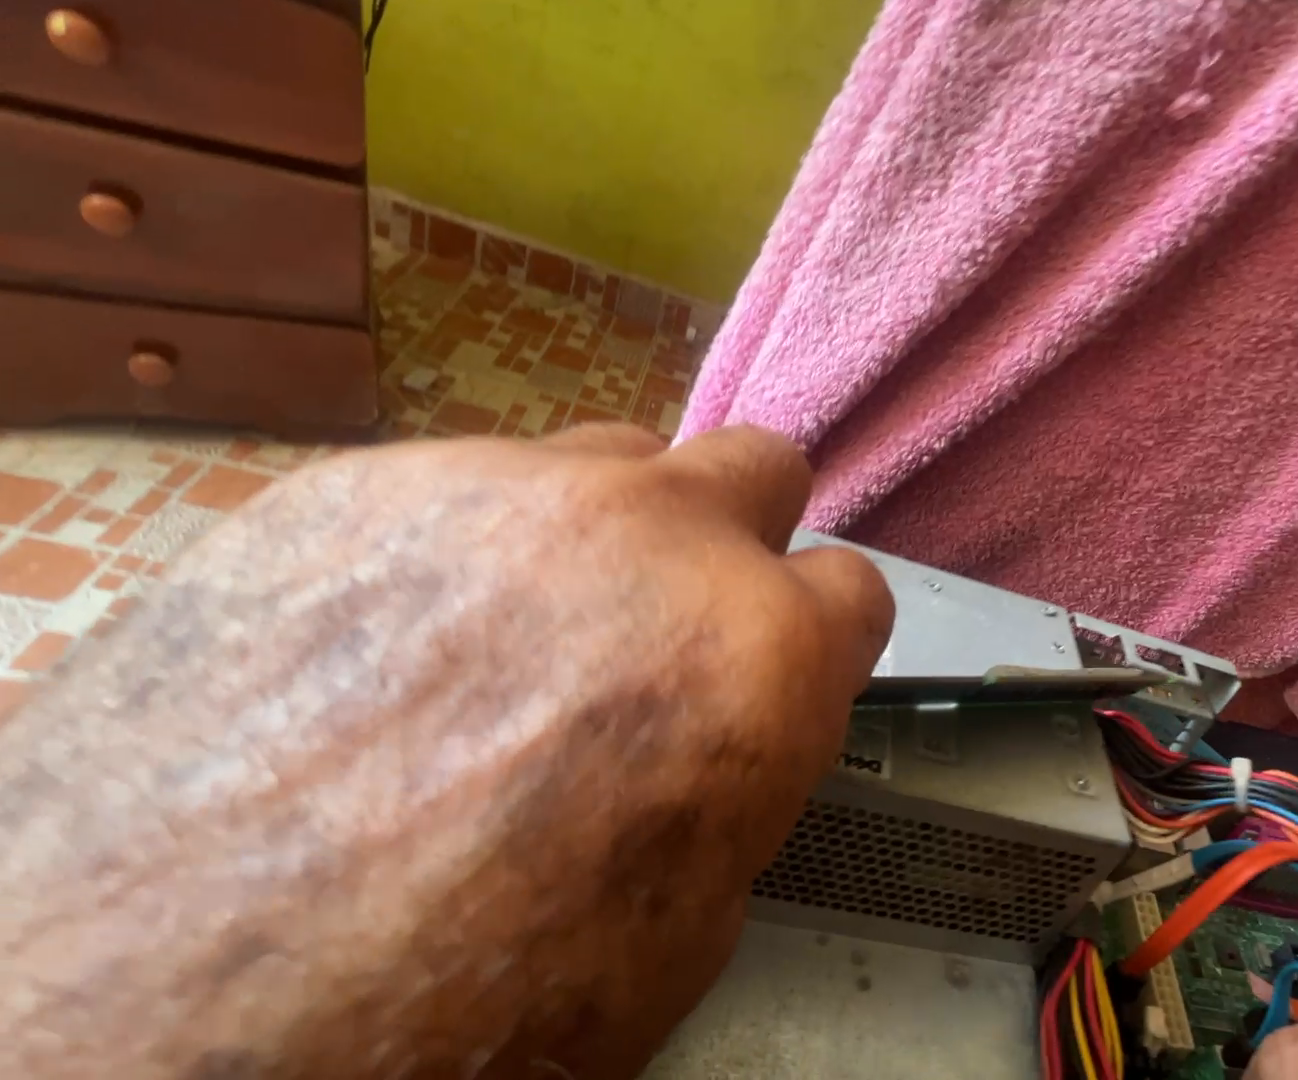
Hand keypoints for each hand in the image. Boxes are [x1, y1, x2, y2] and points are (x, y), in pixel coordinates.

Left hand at [0, 424, 893, 1079]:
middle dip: (744, 536)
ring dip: (612, 533)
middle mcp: (654, 538)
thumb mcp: (689, 918)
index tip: (786, 672)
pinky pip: (473, 486)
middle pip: (763, 462)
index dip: (825, 640)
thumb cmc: (468, 1010)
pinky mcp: (361, 480)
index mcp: (758, 654)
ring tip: (527, 631)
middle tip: (678, 617)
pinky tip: (396, 646)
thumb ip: (741, 768)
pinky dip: (475, 548)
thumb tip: (730, 714)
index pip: (857, 588)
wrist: (124, 1031)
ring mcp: (505, 490)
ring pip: (620, 458)